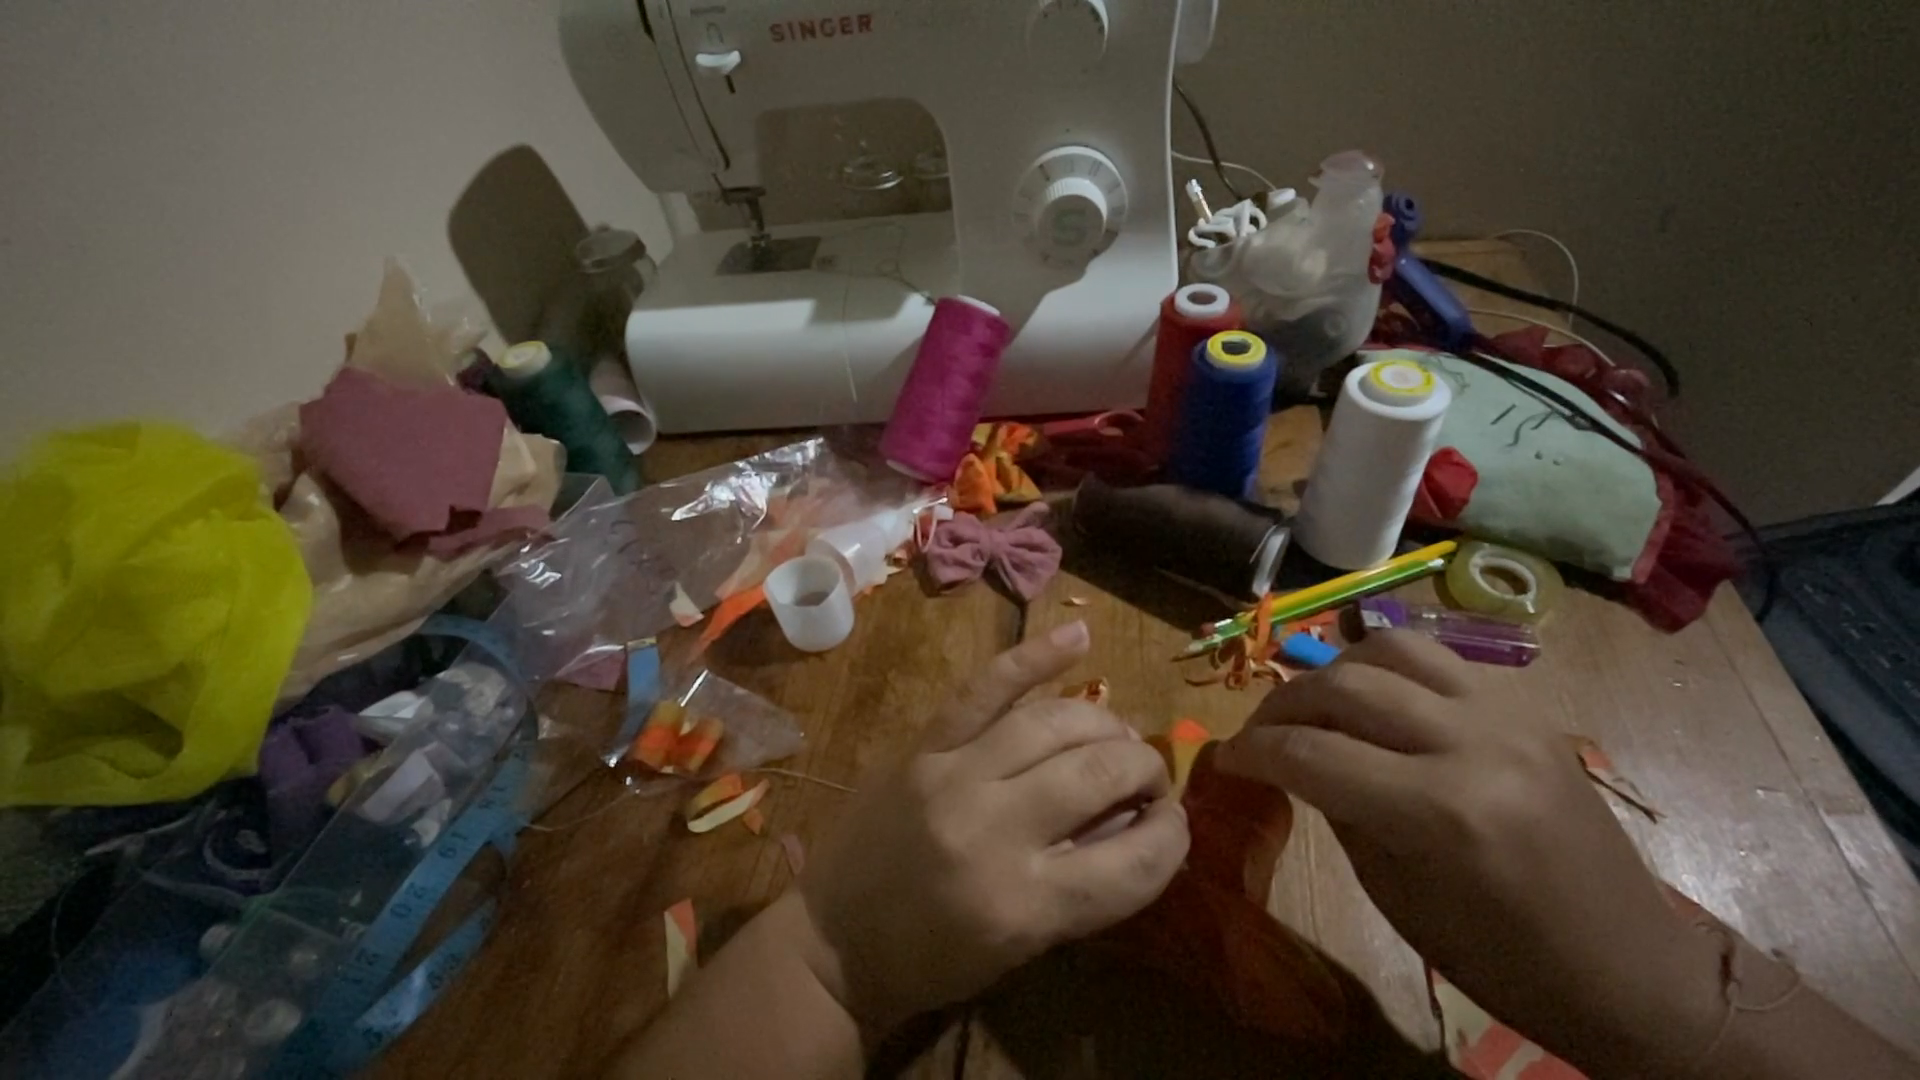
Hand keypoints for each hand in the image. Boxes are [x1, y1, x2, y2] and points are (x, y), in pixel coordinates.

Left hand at [793, 622, 1189, 1035]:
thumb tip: (1136, 817)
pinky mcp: (922, 745)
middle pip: (1098, 774)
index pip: (1133, 862)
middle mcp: (993, 830)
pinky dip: (1034, 657)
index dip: (1171, 838)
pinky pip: (984, 688)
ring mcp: (952, 775)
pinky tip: (1079, 637)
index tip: (1175, 824)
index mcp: (1024, 905)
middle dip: (1143, 770)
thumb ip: (1084, 882)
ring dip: (1102, 724)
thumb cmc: (934, 959)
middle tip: (1148, 778)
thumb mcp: (1022, 945)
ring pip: (1052, 722)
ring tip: (1119, 735)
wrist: (833, 940)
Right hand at [1215, 631, 1723, 1074]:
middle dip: (1280, 706)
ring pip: (1391, 648)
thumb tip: (1287, 760)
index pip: (1310, 754)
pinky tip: (1371, 700)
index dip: (1251, 752)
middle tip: (1257, 735)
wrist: (1631, 970)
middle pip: (1342, 686)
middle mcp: (1474, 745)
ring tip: (1313, 704)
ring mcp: (1508, 717)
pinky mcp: (1526, 710)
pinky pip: (1437, 662)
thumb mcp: (1394, 892)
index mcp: (1440, 811)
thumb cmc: (1499, 958)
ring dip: (1333, 670)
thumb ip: (1337, 807)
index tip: (1223, 759)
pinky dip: (1385, 670)